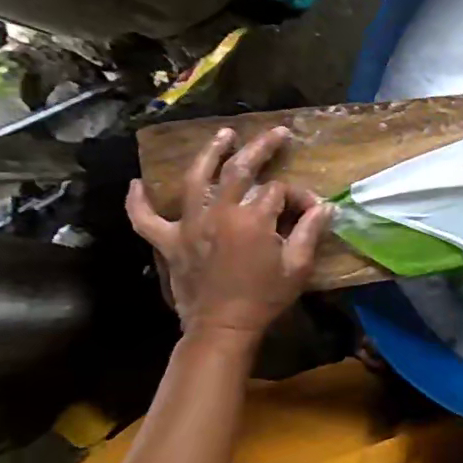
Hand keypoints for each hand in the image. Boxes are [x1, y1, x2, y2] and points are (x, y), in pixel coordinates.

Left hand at [125, 126, 332, 342]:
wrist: (222, 329)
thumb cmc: (263, 299)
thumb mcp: (297, 267)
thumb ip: (310, 232)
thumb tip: (326, 207)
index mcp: (252, 219)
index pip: (279, 191)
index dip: (298, 196)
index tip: (310, 210)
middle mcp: (219, 212)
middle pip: (240, 169)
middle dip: (262, 147)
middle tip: (277, 133)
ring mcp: (189, 225)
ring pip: (195, 179)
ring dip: (210, 152)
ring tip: (223, 134)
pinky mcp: (169, 242)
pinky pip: (146, 220)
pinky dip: (138, 202)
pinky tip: (136, 185)